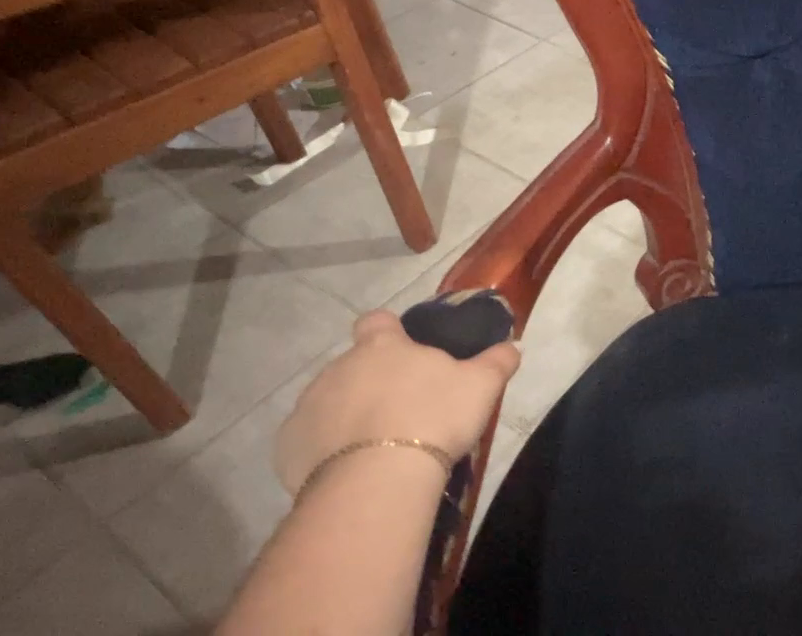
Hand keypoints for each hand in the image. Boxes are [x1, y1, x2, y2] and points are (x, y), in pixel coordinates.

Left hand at [275, 311, 520, 493]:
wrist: (376, 480)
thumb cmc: (434, 418)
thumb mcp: (482, 385)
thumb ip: (498, 360)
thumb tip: (513, 346)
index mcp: (382, 347)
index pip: (376, 321)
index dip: (388, 331)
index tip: (403, 350)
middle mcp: (338, 368)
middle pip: (353, 366)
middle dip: (372, 382)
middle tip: (403, 409)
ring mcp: (307, 406)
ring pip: (329, 402)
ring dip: (348, 415)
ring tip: (378, 445)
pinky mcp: (287, 447)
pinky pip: (308, 440)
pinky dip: (325, 450)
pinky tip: (351, 469)